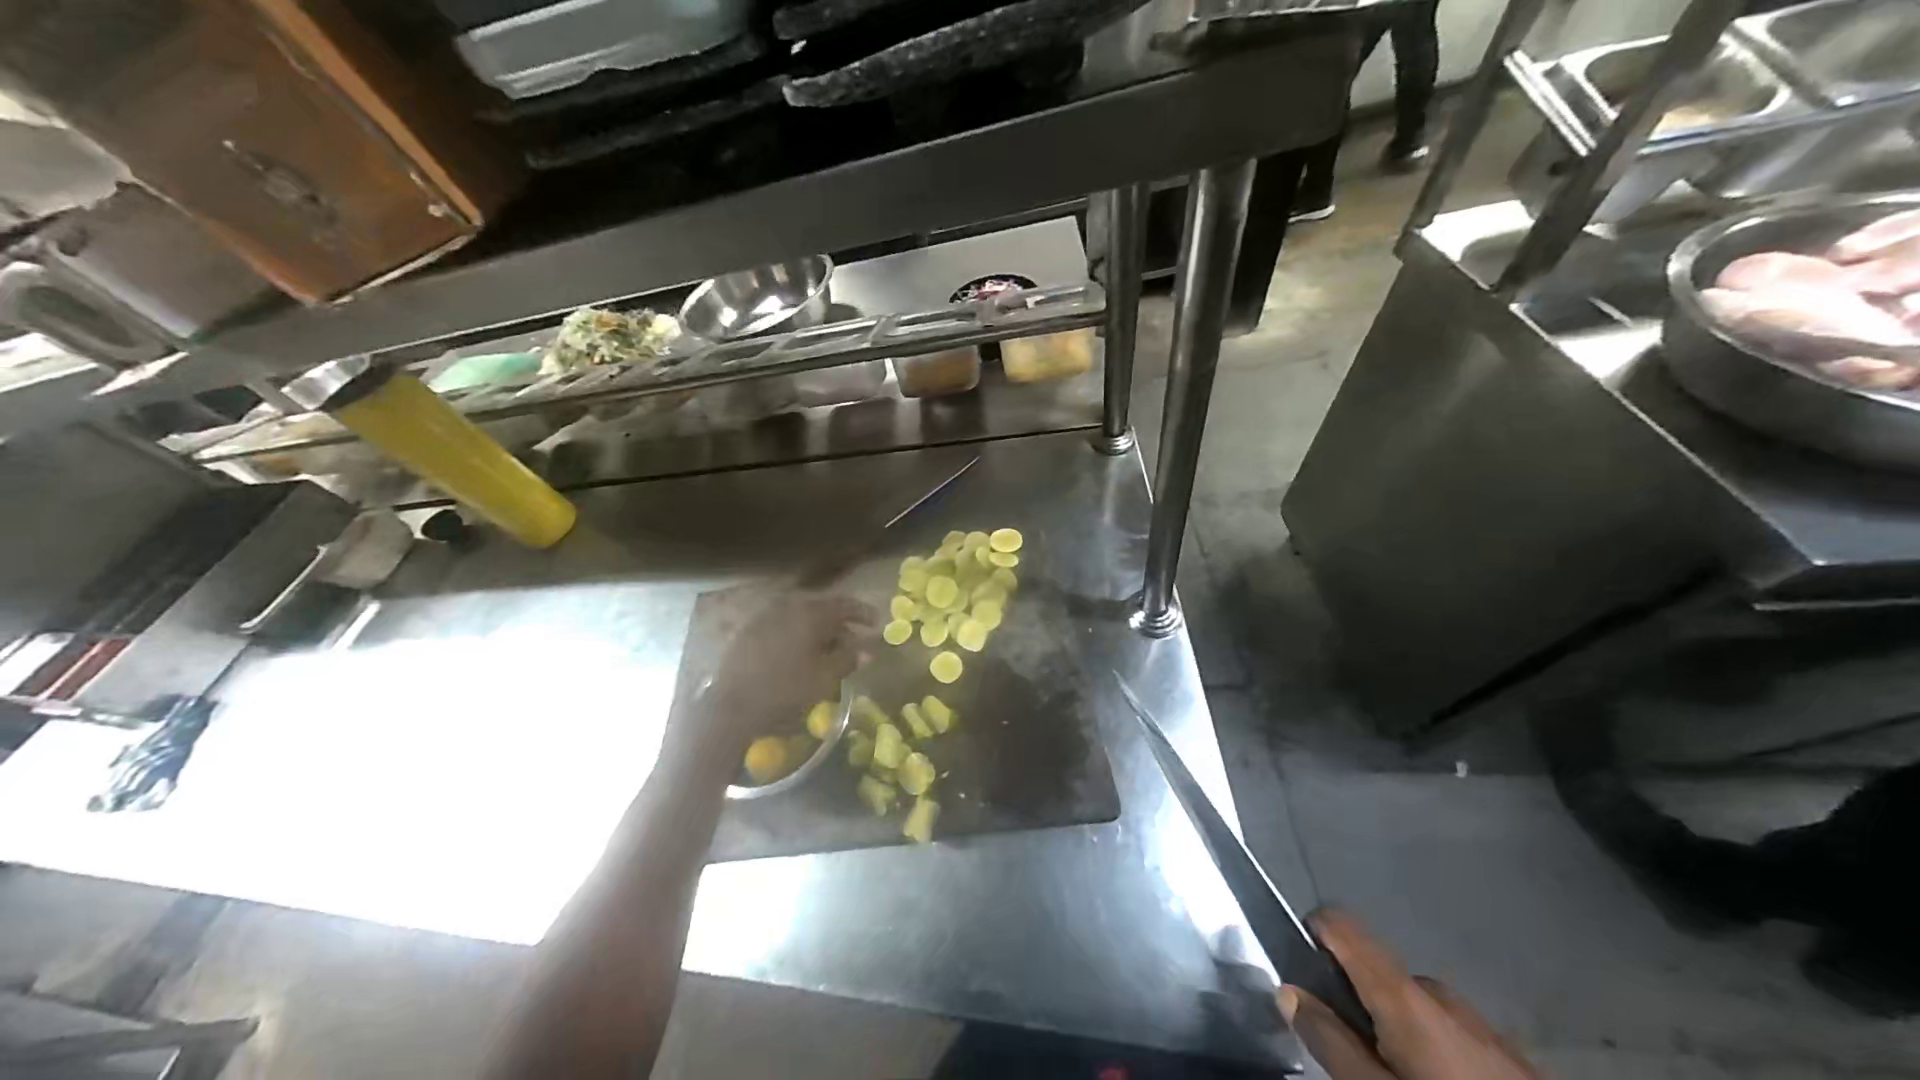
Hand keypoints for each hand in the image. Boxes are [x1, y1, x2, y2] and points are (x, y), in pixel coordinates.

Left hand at [698, 591, 874, 751]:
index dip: (863, 613)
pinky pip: (782, 624)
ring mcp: (765, 616)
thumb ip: (848, 659)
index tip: (876, 624)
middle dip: (840, 623)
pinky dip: (796, 633)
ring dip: (817, 629)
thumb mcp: (824, 678)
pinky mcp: (749, 630)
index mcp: (810, 613)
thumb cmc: (785, 691)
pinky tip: (799, 652)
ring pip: (800, 616)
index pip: (845, 604)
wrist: (732, 706)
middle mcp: (788, 606)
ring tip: (826, 649)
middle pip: (822, 608)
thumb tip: (868, 649)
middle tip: (852, 641)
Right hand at [1280, 909, 1537, 1079]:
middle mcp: (1437, 990)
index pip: (1340, 922)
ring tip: (1398, 1073)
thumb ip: (1329, 1039)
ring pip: (1412, 1006)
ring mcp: (1478, 1019)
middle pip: (1373, 973)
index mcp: (1402, 992)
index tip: (1300, 971)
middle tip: (1354, 1054)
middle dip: (1355, 1004)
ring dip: (1394, 1029)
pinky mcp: (1508, 1050)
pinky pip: (1448, 1030)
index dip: (1311, 933)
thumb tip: (1289, 992)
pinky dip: (1431, 1048)